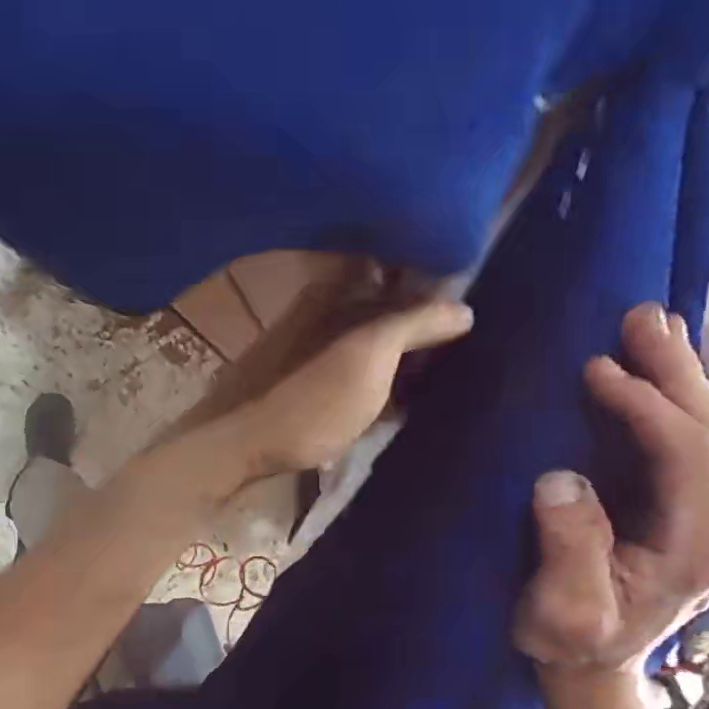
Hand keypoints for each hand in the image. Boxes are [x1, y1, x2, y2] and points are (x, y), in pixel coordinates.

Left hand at [222, 296, 472, 476]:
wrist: (238, 445)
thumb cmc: (309, 399)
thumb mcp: (370, 356)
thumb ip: (416, 323)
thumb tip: (463, 308)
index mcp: (337, 290)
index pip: (395, 264)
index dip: (434, 277)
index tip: (469, 299)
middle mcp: (323, 308)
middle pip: (385, 301)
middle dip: (423, 316)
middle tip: (463, 340)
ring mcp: (311, 344)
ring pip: (369, 336)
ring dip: (402, 350)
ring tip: (438, 370)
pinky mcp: (305, 379)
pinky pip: (353, 366)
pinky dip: (378, 375)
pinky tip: (398, 398)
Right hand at [512, 303, 708, 679]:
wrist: (592, 665)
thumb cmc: (571, 642)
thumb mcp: (562, 611)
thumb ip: (570, 550)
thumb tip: (561, 479)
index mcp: (699, 547)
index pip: (690, 455)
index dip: (649, 406)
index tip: (598, 371)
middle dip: (677, 371)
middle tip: (642, 317)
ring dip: (681, 374)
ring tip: (653, 326)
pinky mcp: (690, 508)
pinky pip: (691, 440)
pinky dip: (673, 396)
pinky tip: (658, 368)